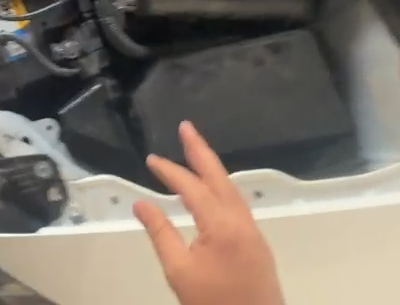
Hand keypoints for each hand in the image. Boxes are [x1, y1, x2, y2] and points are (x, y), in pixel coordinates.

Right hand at [134, 121, 284, 304]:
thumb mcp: (179, 272)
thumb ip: (160, 233)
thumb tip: (141, 202)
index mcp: (222, 227)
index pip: (192, 188)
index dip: (170, 171)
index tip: (150, 160)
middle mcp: (243, 225)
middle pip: (220, 179)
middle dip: (201, 152)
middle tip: (186, 127)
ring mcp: (254, 237)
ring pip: (233, 192)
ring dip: (213, 169)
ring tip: (196, 151)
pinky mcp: (258, 250)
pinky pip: (238, 207)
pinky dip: (221, 188)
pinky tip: (211, 190)